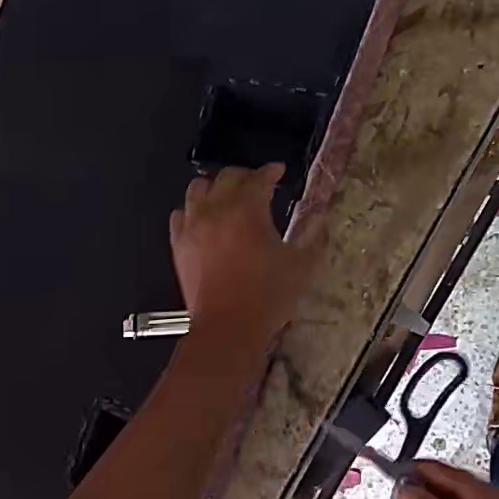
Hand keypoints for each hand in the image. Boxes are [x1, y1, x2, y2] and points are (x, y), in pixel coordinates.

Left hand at [169, 164, 312, 348]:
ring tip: (228, 196)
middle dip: (245, 175)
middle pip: (227, 177)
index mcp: (247, 210)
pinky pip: (180, 214)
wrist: (228, 327)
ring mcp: (193, 227)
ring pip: (198, 189)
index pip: (259, 178)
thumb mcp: (301, 265)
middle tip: (258, 183)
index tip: (278, 172)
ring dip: (216, 187)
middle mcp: (216, 211)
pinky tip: (203, 219)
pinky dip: (193, 210)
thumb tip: (319, 218)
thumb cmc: (266, 296)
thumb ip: (312, 236)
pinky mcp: (179, 245)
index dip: (271, 171)